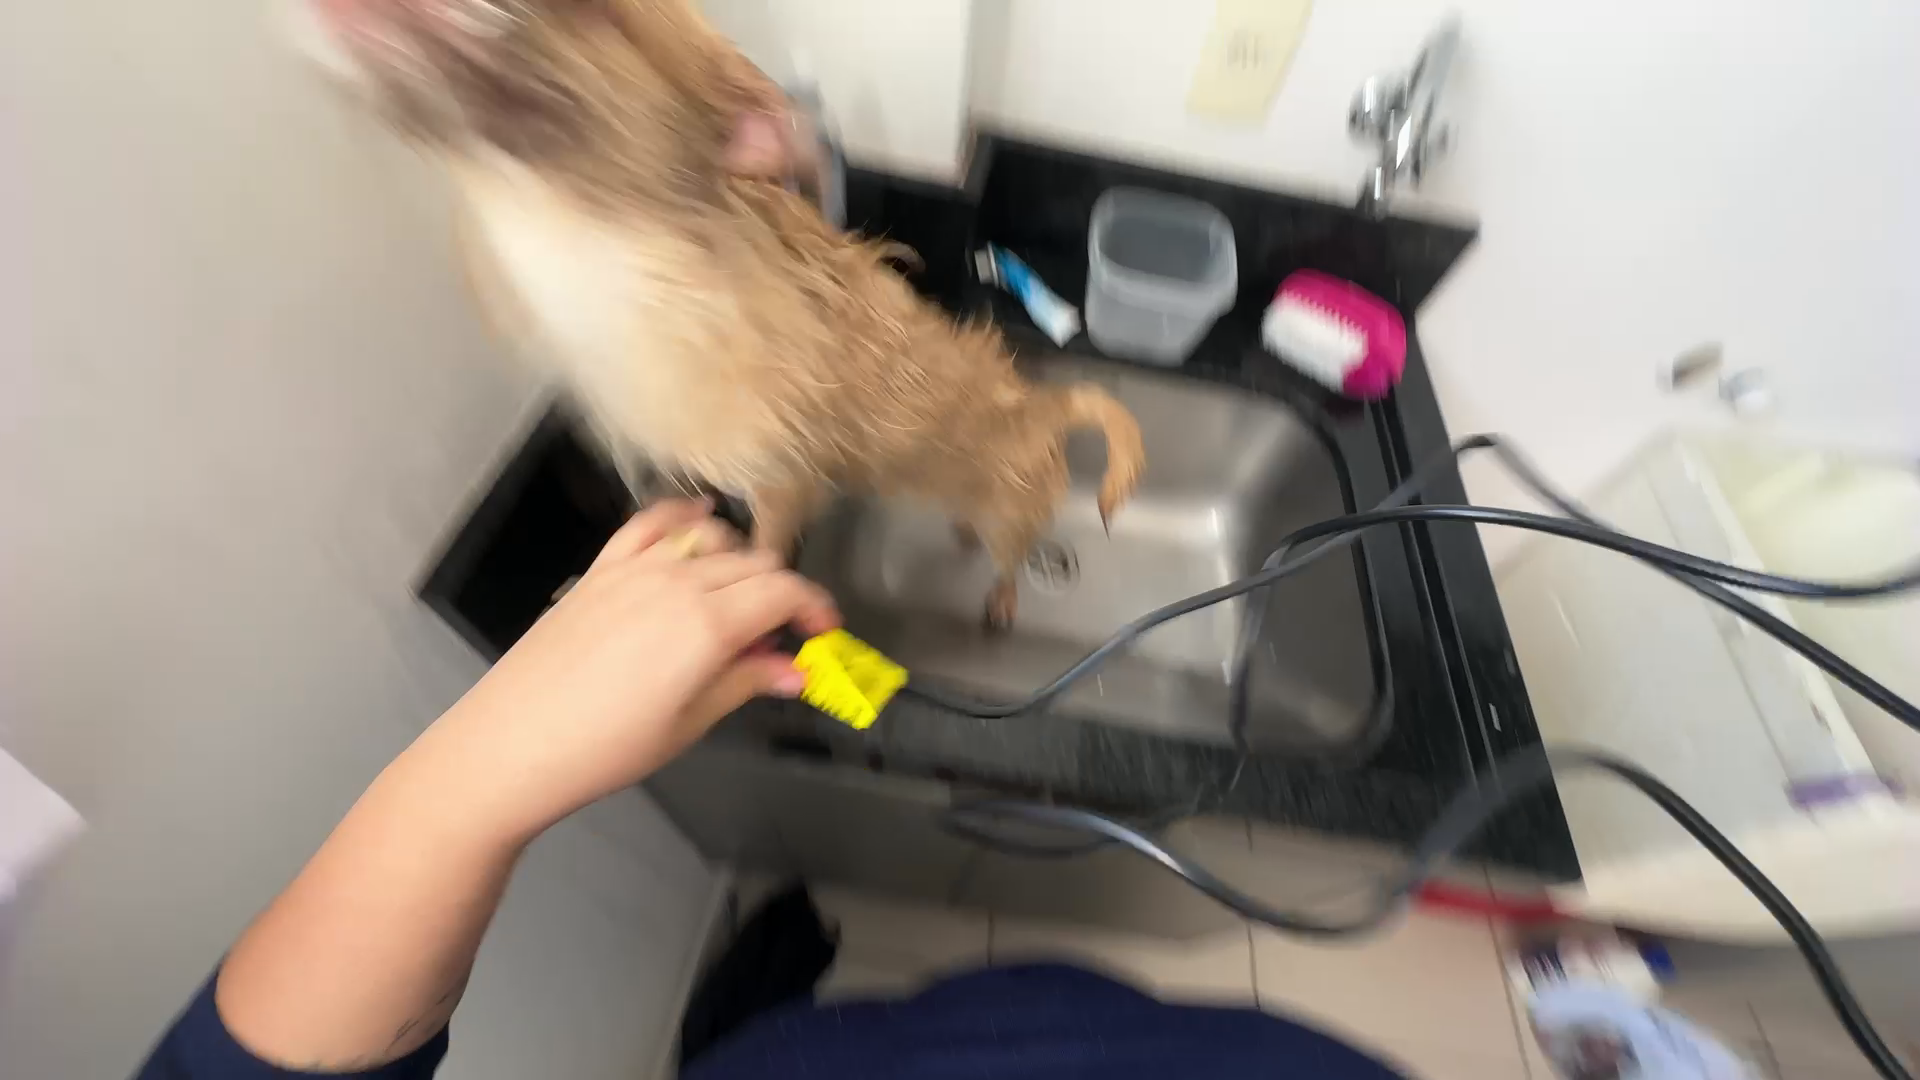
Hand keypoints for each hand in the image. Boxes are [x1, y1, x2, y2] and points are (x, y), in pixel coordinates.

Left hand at [423, 500, 839, 837]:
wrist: (508, 746)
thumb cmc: (606, 748)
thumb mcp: (692, 721)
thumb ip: (749, 681)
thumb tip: (798, 671)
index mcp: (707, 624)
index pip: (785, 591)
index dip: (815, 608)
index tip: (824, 632)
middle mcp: (678, 582)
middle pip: (758, 563)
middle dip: (783, 594)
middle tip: (778, 638)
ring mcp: (637, 568)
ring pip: (715, 539)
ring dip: (741, 562)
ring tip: (738, 599)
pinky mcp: (602, 568)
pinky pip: (652, 523)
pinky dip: (684, 517)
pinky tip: (700, 521)